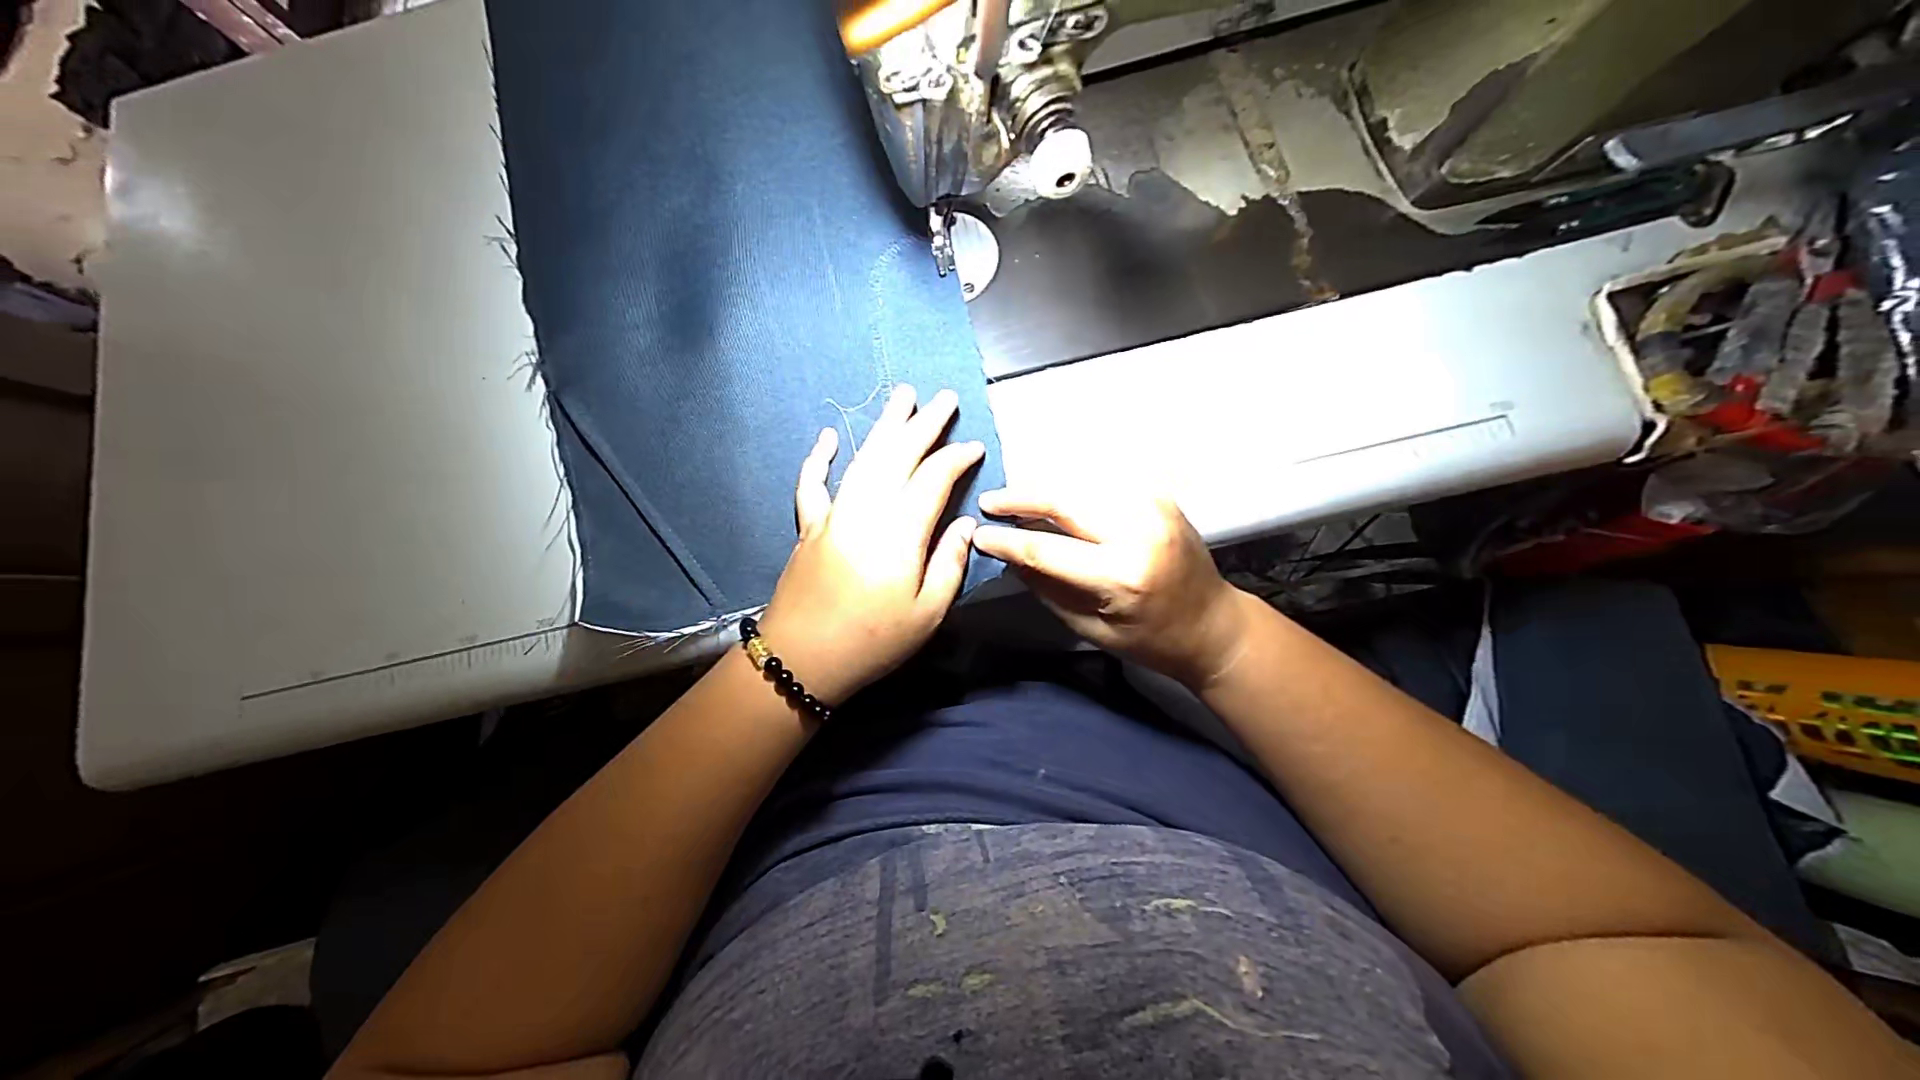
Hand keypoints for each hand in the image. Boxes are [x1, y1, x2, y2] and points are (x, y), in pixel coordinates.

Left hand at [756, 385, 983, 705]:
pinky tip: (826, 436)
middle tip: (944, 398)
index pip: (933, 480)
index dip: (955, 459)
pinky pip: (812, 484)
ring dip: (884, 427)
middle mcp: (866, 512)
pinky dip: (818, 458)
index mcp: (900, 533)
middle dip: (924, 425)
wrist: (801, 660)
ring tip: (902, 398)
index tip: (973, 446)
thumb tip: (966, 525)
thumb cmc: (872, 642)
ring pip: (862, 459)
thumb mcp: (927, 613)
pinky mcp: (809, 526)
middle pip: (897, 456)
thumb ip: (949, 564)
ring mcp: (833, 515)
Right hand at [970, 487, 1253, 689]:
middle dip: (1021, 497)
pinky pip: (1105, 481)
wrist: (1213, 624)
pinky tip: (1056, 493)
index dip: (1007, 539)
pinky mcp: (1161, 495)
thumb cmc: (1150, 639)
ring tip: (1016, 497)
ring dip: (1045, 486)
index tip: (979, 534)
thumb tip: (1010, 553)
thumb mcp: (1089, 628)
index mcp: (1121, 575)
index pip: (1046, 548)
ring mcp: (1154, 506)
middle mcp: (1138, 531)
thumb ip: (1046, 587)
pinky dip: (1075, 484)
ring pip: (1082, 482)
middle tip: (990, 501)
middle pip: (1064, 499)